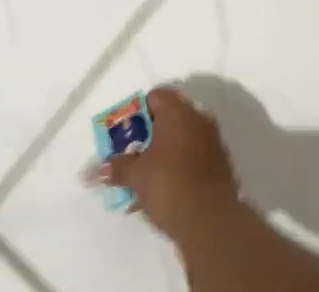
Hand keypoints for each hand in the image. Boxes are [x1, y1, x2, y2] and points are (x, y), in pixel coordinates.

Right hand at [90, 87, 242, 240]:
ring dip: (165, 153)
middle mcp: (199, 120)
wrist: (211, 222)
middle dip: (150, 135)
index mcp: (178, 113)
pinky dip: (180, 167)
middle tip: (133, 155)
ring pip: (183, 139)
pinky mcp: (221, 165)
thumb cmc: (169, 186)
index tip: (127, 133)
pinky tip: (166, 190)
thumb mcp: (136, 176)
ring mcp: (213, 142)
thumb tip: (97, 169)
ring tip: (147, 178)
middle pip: (170, 117)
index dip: (138, 111)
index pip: (156, 96)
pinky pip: (194, 157)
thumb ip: (117, 167)